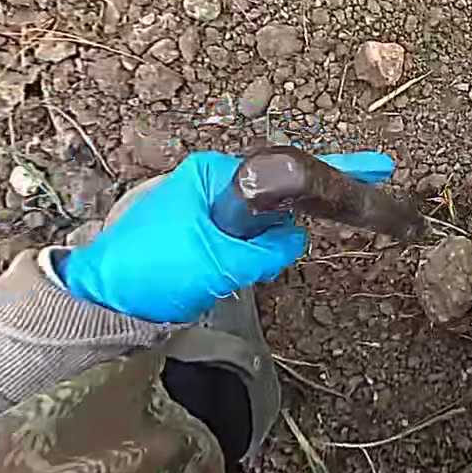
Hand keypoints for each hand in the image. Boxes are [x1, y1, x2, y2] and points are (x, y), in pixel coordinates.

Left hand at [58, 150, 394, 321]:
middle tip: (368, 181)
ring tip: (307, 226)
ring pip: (262, 208)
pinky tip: (275, 244)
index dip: (334, 168)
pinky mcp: (197, 228)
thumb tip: (295, 237)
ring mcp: (202, 203)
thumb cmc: (153, 273)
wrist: (95, 305)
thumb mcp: (221, 263)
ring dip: (282, 221)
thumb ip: (269, 249)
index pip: (285, 168)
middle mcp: (209, 181)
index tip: (377, 167)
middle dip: (315, 191)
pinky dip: (265, 233)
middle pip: (278, 183)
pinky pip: (246, 225)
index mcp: (212, 175)